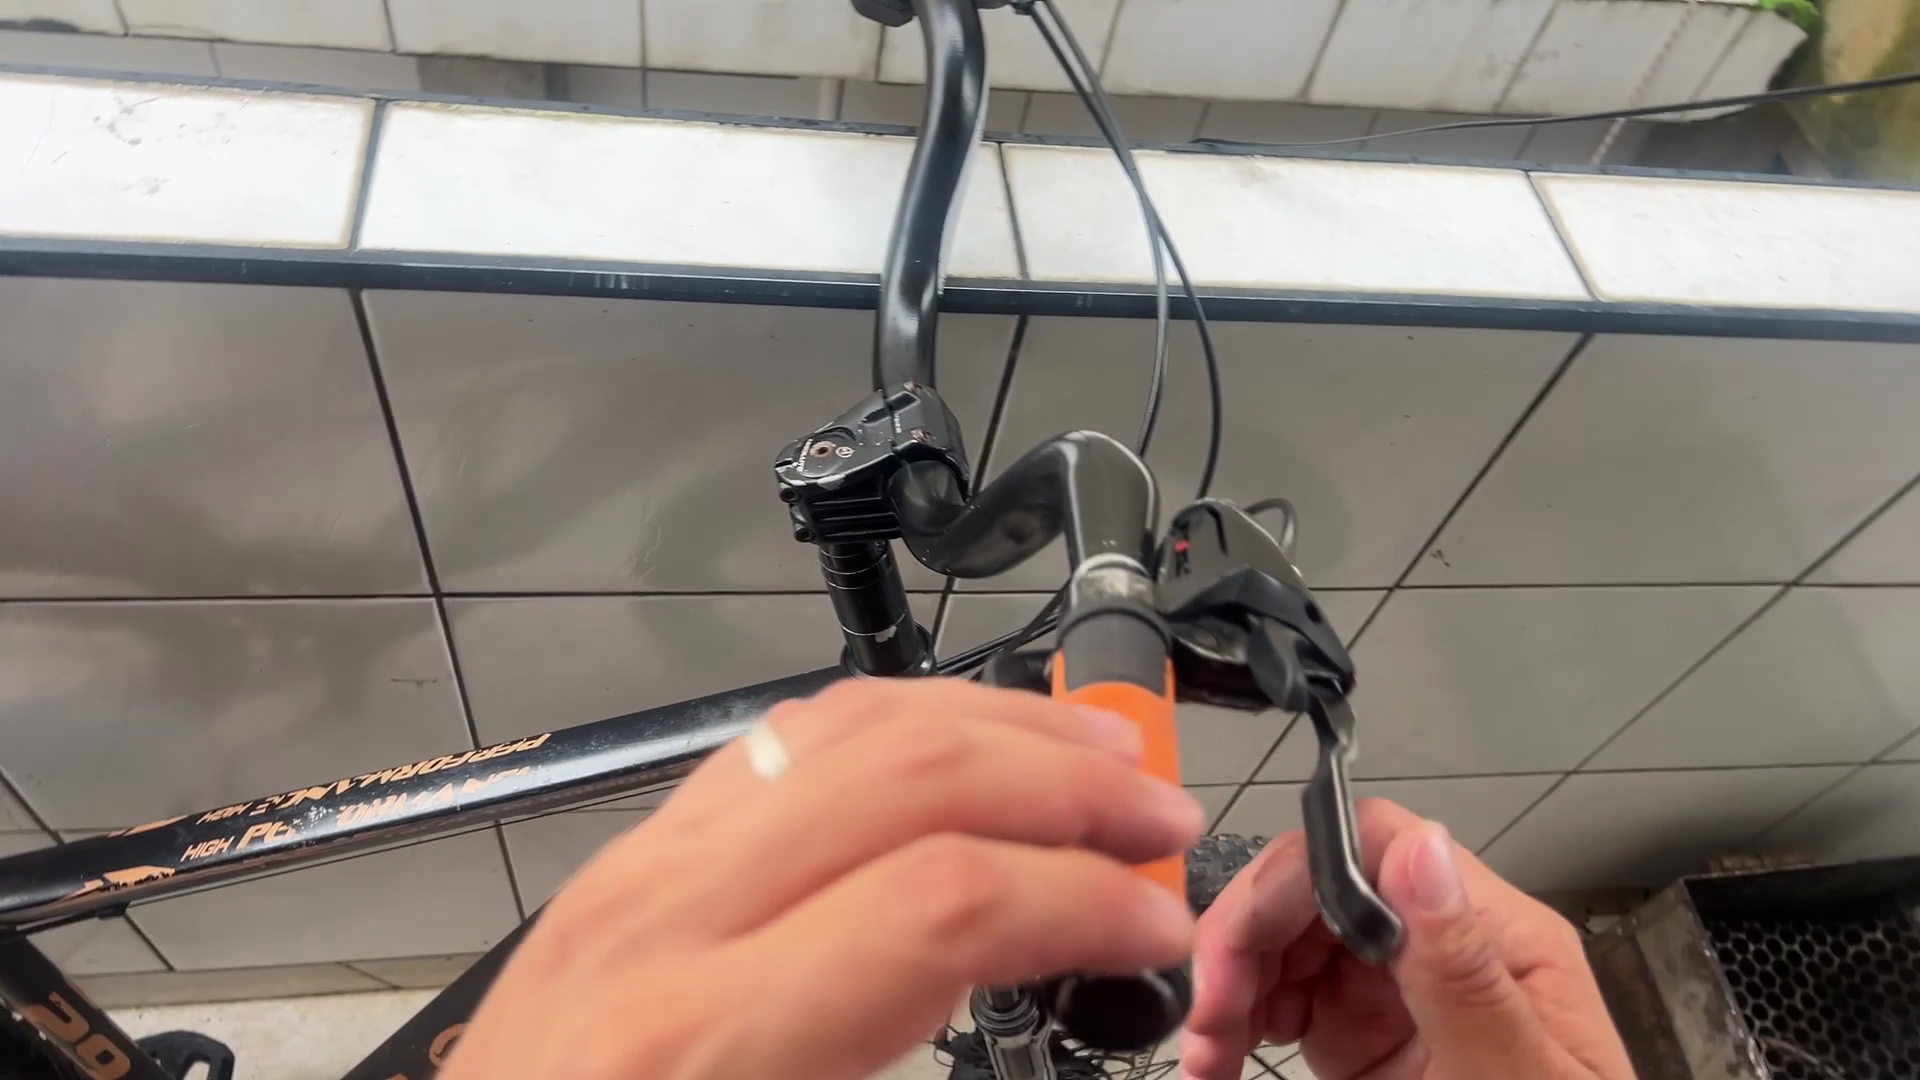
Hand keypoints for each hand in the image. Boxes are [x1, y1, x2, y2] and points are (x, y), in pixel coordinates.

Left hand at [440, 678, 1205, 1079]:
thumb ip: (920, 1055)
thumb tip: (1040, 969)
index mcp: (701, 1042)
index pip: (939, 903)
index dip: (1080, 899)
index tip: (1162, 922)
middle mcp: (670, 909)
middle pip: (910, 778)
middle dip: (1063, 785)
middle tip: (1157, 813)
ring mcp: (654, 850)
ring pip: (858, 724)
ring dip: (996, 726)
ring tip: (1089, 749)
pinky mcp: (654, 834)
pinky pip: (799, 734)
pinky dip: (908, 719)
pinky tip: (968, 735)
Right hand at [1180, 799, 1633, 1079]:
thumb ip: (1465, 975)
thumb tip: (1420, 844)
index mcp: (1490, 930)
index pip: (1374, 842)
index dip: (1298, 871)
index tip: (1248, 937)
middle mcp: (1426, 934)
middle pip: (1307, 884)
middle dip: (1242, 937)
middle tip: (1205, 1011)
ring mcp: (1382, 973)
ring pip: (1274, 929)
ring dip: (1225, 980)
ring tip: (1205, 1051)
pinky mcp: (1346, 1013)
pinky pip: (1269, 983)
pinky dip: (1232, 1011)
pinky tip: (1219, 1051)